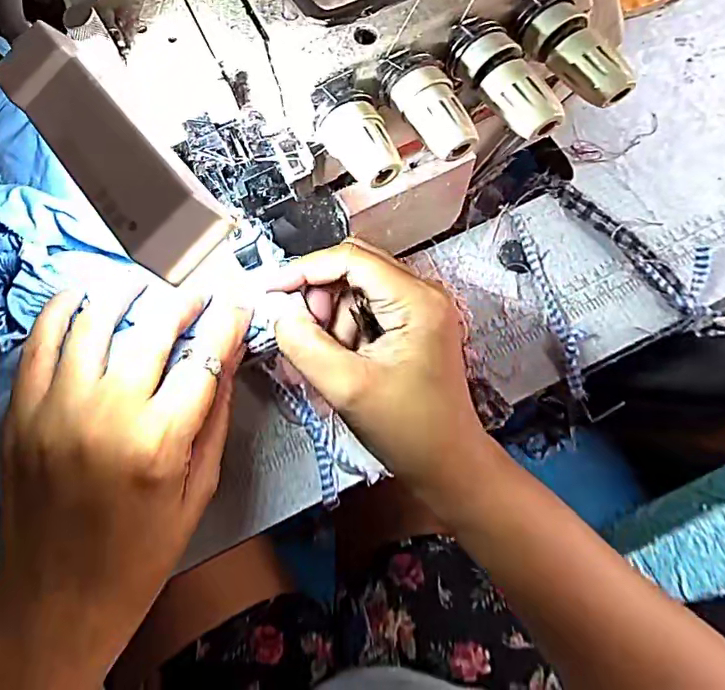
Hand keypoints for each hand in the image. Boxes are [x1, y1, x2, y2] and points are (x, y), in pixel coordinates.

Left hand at [0, 285, 249, 687]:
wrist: (55, 602)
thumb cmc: (141, 552)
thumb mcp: (199, 487)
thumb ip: (217, 412)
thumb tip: (231, 348)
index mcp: (159, 441)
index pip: (205, 354)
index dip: (227, 319)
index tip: (236, 304)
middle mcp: (107, 413)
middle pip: (154, 323)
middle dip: (186, 300)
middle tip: (197, 299)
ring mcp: (56, 407)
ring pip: (96, 316)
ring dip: (128, 291)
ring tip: (147, 291)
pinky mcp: (21, 409)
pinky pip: (41, 337)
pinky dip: (65, 307)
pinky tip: (88, 299)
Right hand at [260, 241, 486, 494]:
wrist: (449, 465)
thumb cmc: (413, 432)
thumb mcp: (348, 388)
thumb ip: (305, 345)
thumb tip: (279, 313)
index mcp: (417, 299)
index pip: (351, 258)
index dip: (306, 269)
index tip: (275, 290)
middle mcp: (422, 293)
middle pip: (352, 268)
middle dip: (320, 298)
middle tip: (305, 334)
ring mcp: (419, 306)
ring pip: (354, 288)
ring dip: (331, 319)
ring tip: (332, 361)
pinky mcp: (412, 322)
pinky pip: (365, 307)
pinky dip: (344, 329)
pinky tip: (344, 361)